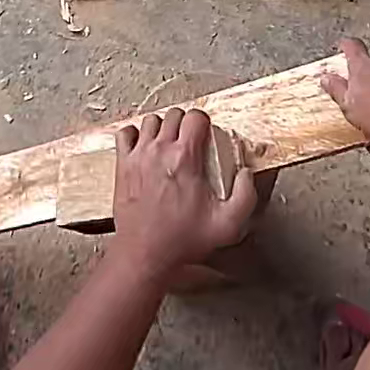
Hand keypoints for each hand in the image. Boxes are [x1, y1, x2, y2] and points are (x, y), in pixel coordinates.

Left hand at [110, 108, 255, 278]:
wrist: (145, 254)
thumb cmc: (182, 240)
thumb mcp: (227, 224)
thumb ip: (245, 196)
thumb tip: (246, 173)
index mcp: (186, 157)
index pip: (195, 117)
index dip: (203, 122)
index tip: (205, 135)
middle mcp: (161, 150)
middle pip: (174, 114)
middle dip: (184, 123)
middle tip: (189, 139)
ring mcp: (139, 155)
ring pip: (151, 121)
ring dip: (161, 127)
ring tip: (168, 142)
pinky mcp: (123, 164)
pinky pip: (125, 134)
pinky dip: (134, 134)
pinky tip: (143, 145)